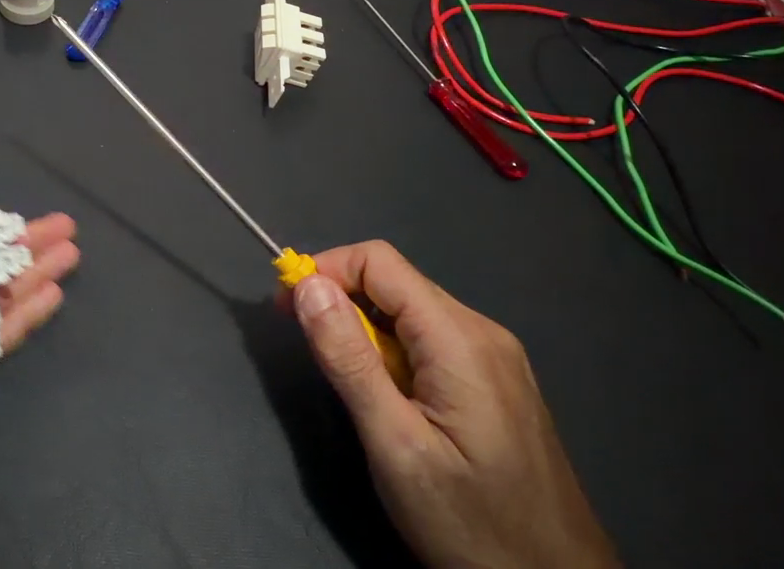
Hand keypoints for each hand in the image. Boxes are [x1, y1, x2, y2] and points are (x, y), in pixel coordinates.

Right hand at [283, 241, 617, 568]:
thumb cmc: (471, 521)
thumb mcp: (395, 445)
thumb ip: (350, 360)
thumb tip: (308, 286)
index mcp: (459, 338)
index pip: (378, 262)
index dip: (324, 270)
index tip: (287, 309)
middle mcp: (482, 332)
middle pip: (395, 282)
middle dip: (340, 299)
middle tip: (307, 347)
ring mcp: (495, 357)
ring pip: (411, 311)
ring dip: (365, 329)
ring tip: (348, 383)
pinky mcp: (497, 382)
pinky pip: (431, 340)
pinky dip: (393, 351)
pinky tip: (389, 398)